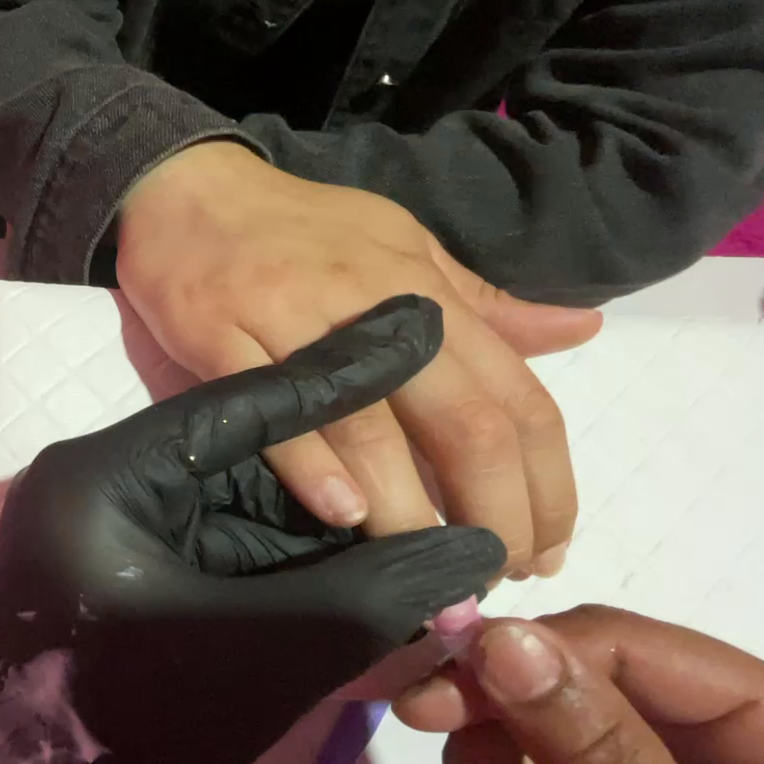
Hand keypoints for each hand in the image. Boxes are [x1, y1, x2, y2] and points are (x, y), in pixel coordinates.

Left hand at [0, 297, 506, 763]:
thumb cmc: (122, 734)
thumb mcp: (251, 656)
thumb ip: (364, 595)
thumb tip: (477, 552)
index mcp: (103, 475)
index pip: (234, 402)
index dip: (336, 371)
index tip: (420, 323)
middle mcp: (105, 483)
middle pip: (244, 456)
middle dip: (348, 476)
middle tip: (454, 458)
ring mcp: (118, 528)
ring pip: (242, 508)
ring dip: (330, 531)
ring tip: (435, 526)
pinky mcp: (137, 572)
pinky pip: (226, 549)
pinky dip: (294, 565)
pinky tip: (373, 571)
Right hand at [117, 141, 600, 576]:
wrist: (187, 190)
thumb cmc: (296, 224)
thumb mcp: (400, 244)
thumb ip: (478, 299)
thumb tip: (576, 334)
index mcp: (421, 287)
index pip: (514, 393)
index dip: (546, 480)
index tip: (548, 545)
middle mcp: (369, 305)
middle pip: (459, 419)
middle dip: (491, 511)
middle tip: (491, 572)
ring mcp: (288, 319)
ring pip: (365, 424)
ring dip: (404, 506)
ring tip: (419, 566)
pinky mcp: (218, 333)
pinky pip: (268, 406)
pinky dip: (307, 461)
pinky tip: (338, 512)